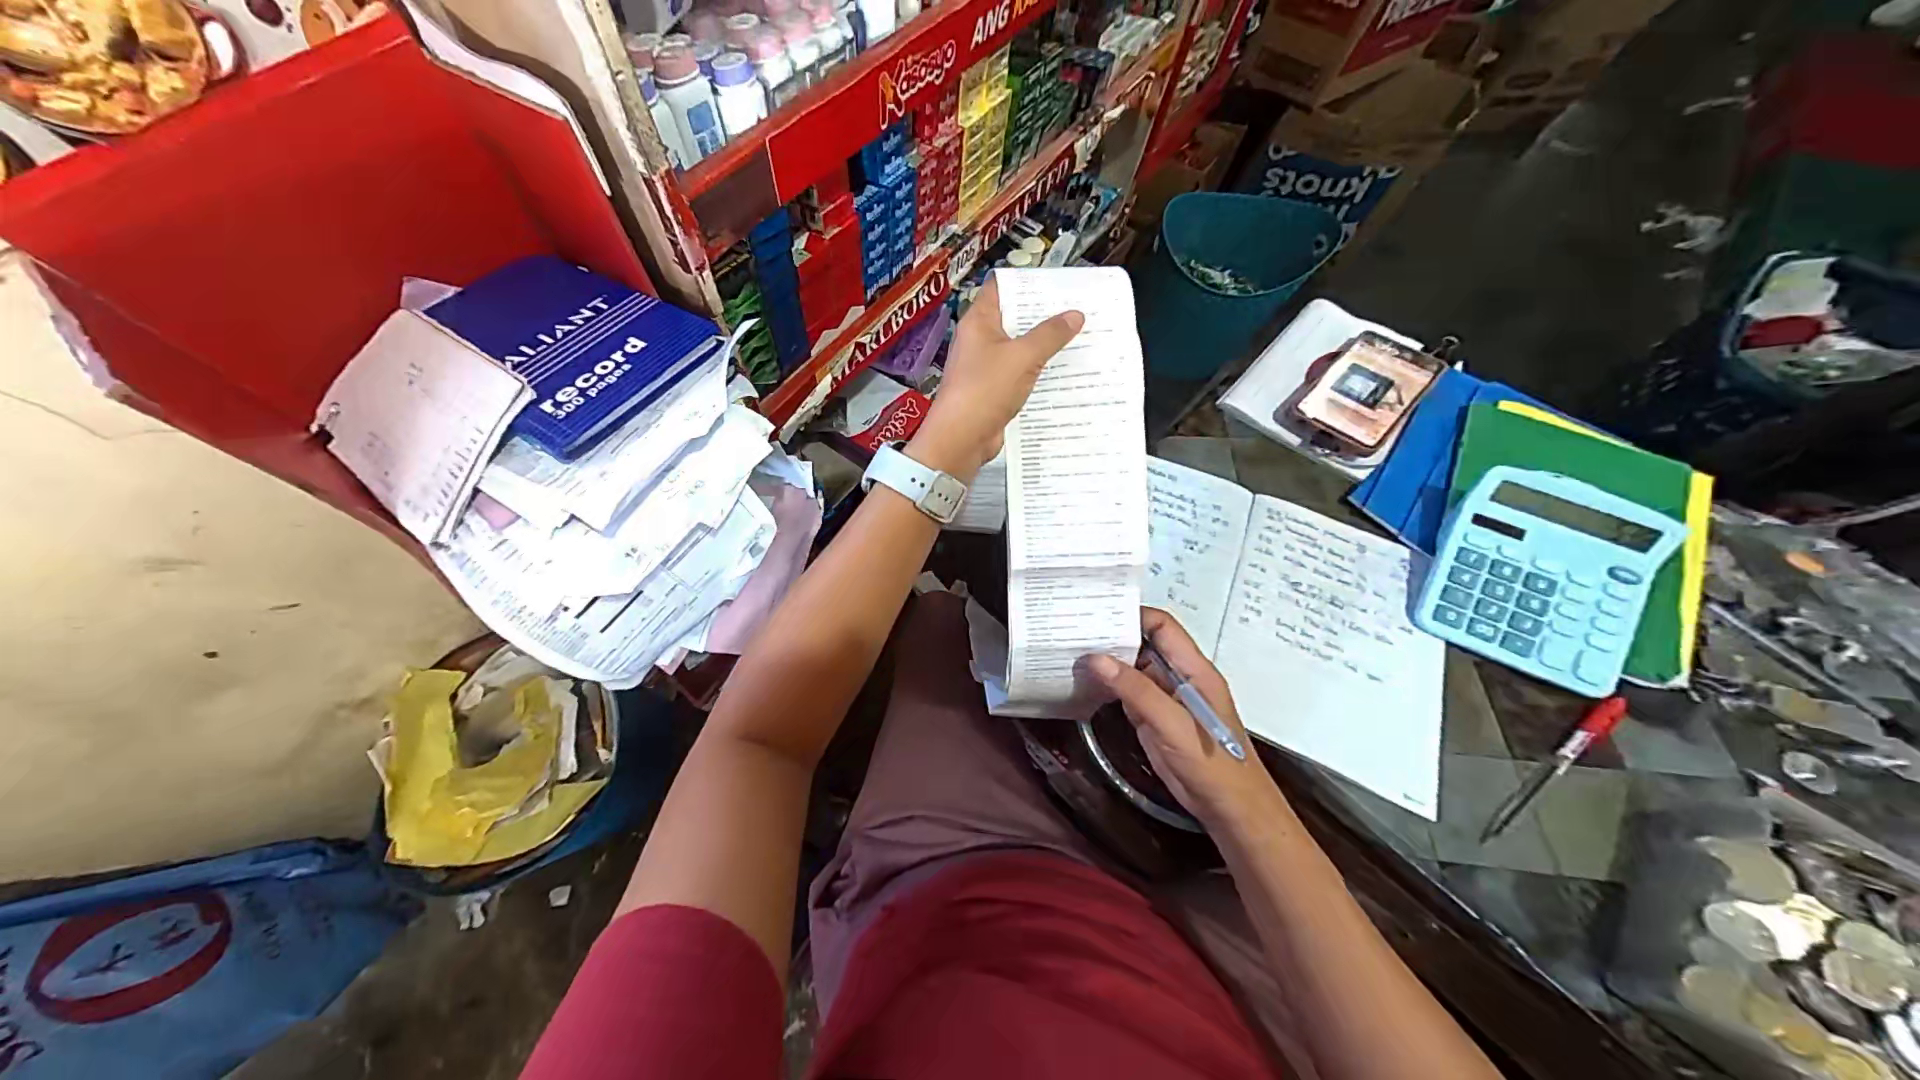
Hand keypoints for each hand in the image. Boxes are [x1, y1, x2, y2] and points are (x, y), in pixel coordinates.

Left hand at [907, 276, 1082, 480]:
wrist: (962, 439)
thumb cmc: (983, 391)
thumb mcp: (1022, 357)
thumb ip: (1050, 334)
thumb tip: (1074, 315)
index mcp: (979, 322)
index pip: (1001, 288)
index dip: (1027, 282)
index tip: (1057, 282)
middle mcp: (980, 341)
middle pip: (1014, 319)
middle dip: (1044, 316)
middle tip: (1077, 310)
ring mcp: (986, 368)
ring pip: (1020, 349)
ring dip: (1044, 347)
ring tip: (1078, 338)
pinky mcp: (994, 391)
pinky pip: (1020, 376)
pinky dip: (1038, 373)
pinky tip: (1063, 373)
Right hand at [1082, 608, 1286, 830]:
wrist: (1231, 810)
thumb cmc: (1213, 764)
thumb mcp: (1173, 723)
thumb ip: (1136, 690)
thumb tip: (1097, 658)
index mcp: (1194, 670)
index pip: (1163, 627)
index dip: (1134, 616)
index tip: (1099, 613)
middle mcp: (1179, 678)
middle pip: (1145, 645)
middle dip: (1115, 637)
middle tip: (1077, 631)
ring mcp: (1166, 699)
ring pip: (1134, 669)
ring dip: (1108, 662)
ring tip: (1073, 652)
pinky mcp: (1154, 719)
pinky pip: (1129, 694)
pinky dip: (1109, 686)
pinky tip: (1085, 683)